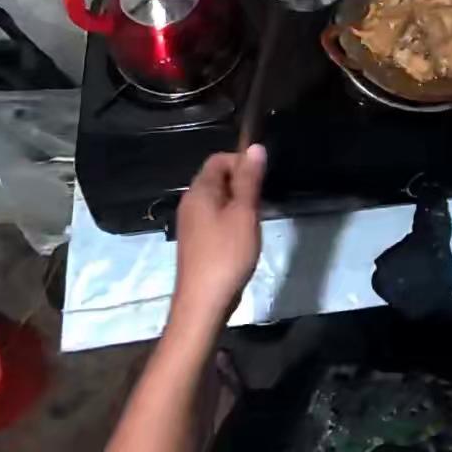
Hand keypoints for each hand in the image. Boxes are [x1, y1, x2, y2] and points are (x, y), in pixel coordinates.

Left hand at [169, 145, 266, 334]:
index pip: (218, 159)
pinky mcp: (196, 241)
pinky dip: (230, 220)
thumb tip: (255, 147)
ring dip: (237, 203)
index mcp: (199, 191)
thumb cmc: (226, 255)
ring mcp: (191, 223)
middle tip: (260, 202)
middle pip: (216, 178)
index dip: (241, 162)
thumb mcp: (244, 214)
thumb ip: (249, 180)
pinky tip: (242, 238)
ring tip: (253, 221)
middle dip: (241, 183)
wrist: (203, 304)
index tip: (261, 181)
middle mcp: (190, 202)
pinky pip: (214, 217)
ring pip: (217, 199)